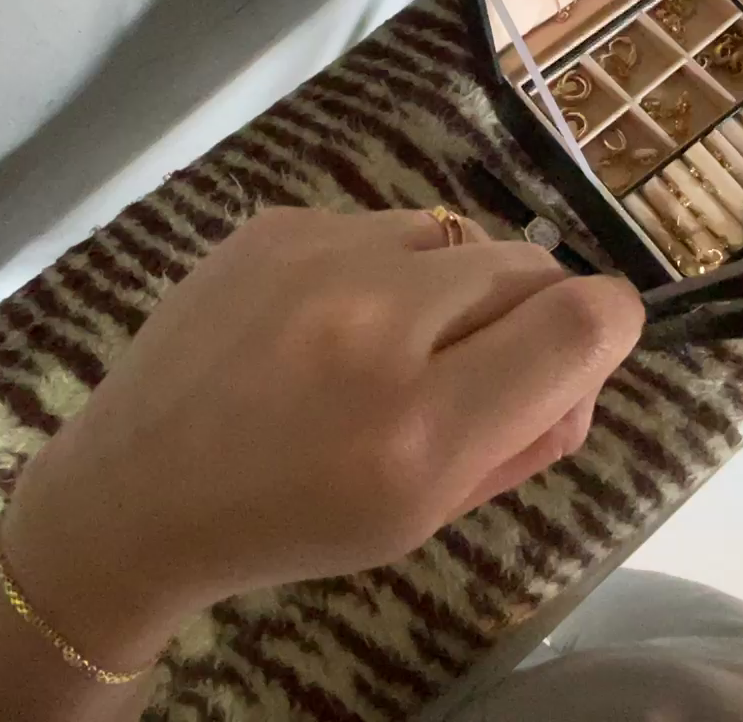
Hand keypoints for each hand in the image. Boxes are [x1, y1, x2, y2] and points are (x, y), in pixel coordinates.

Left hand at [4, 208, 642, 634]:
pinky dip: (387, 267)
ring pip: (459, 236)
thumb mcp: (427, 515)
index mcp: (420, 427)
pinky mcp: (278, 222)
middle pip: (530, 262)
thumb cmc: (291, 520)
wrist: (134, 489)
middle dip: (529, 310)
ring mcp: (318, 254)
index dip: (608, 324)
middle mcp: (374, 320)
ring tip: (389, 340)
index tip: (582, 343)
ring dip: (453, 285)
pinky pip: (385, 227)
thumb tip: (584, 349)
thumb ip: (529, 431)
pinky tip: (327, 316)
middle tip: (473, 359)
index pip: (582, 321)